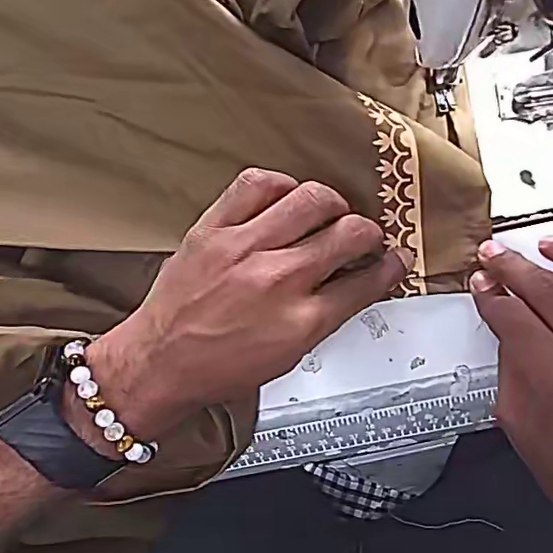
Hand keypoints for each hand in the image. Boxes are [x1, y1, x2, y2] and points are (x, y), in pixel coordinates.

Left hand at [82, 168, 409, 444]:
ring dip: (334, 205)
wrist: (159, 363)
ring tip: (329, 214)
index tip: (392, 261)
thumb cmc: (217, 368)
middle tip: (364, 238)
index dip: (389, 268)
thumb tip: (353, 286)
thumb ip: (326, 317)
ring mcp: (243, 249)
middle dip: (369, 234)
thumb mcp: (288, 356)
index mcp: (301, 322)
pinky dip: (281, 185)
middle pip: (349, 234)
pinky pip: (256, 185)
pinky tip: (285, 198)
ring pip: (312, 199)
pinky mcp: (213, 230)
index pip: (365, 282)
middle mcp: (278, 280)